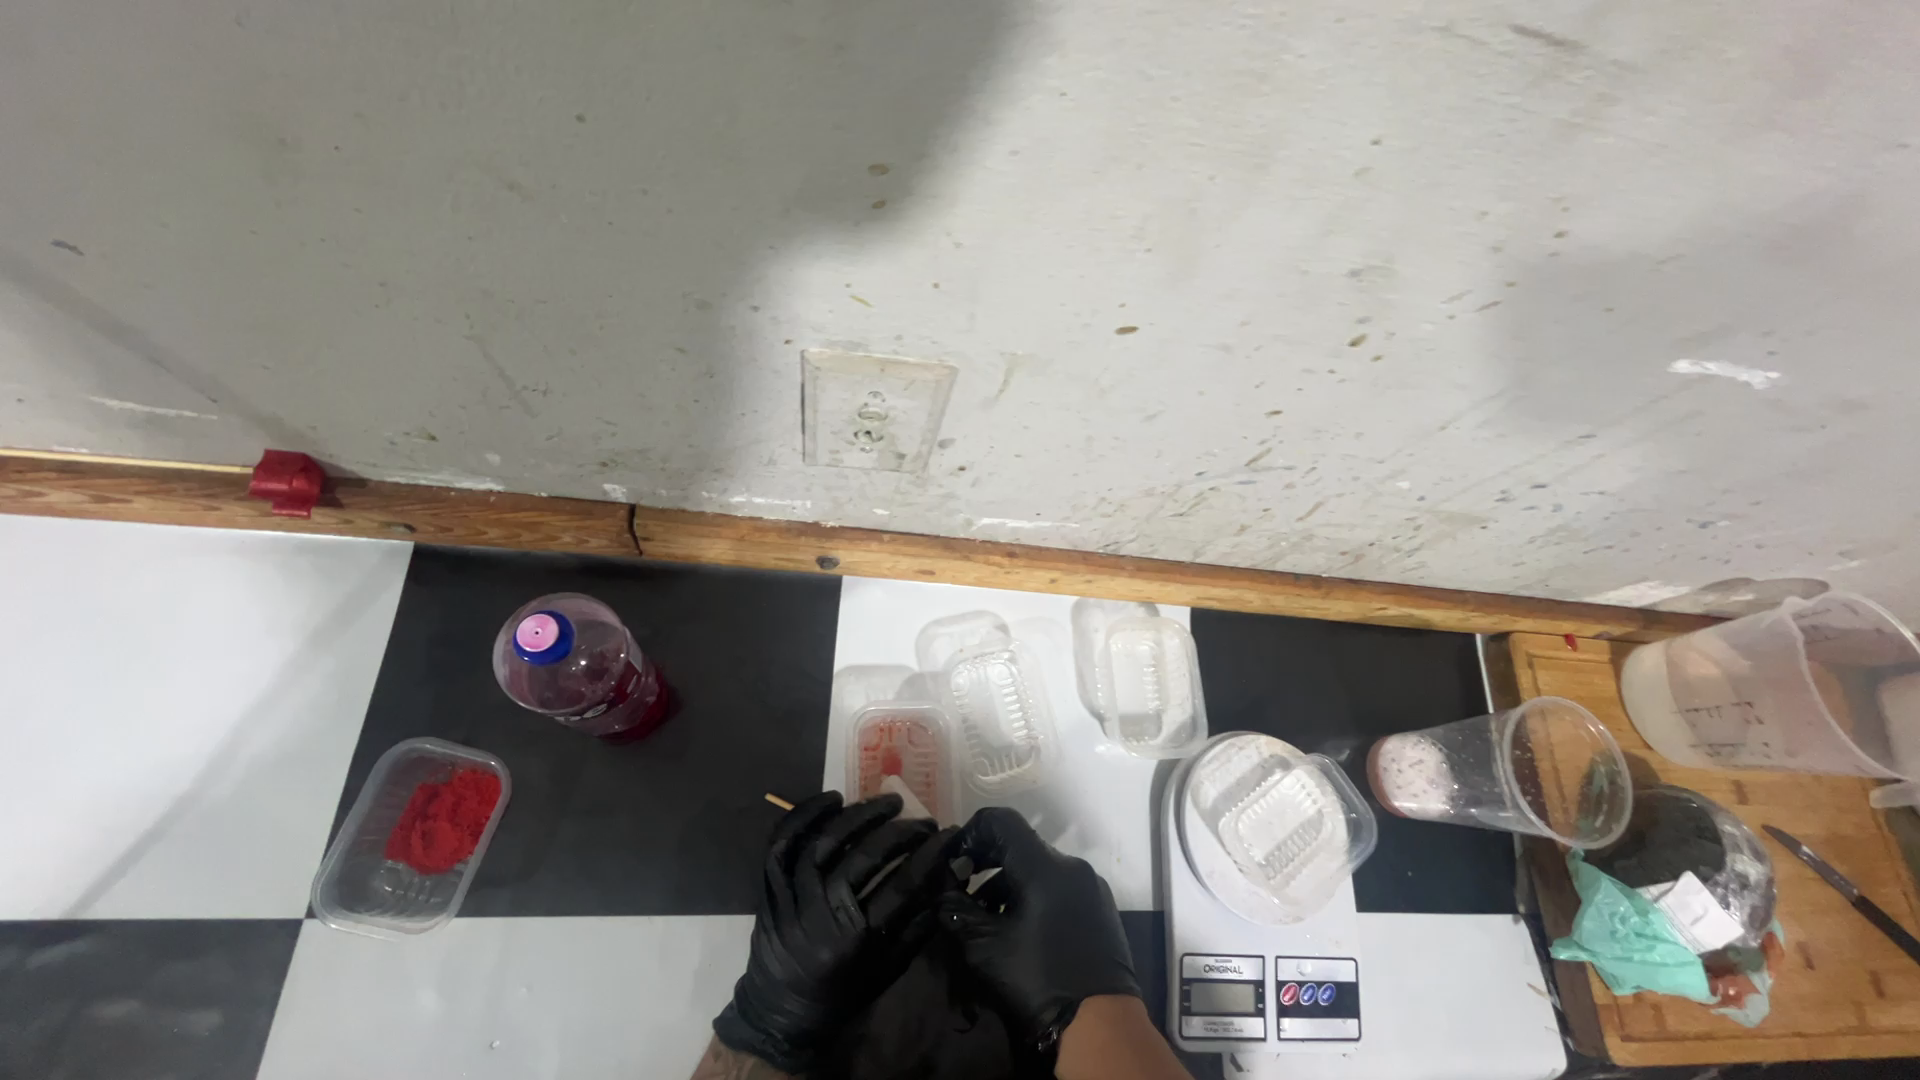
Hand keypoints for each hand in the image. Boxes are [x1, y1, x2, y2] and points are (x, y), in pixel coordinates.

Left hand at [713, 792, 960, 1073]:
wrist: (780, 1015)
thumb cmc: (842, 995)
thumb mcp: (889, 969)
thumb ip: (919, 922)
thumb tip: (949, 875)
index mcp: (856, 941)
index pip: (902, 884)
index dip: (931, 854)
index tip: (949, 833)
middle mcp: (822, 916)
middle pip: (865, 857)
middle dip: (900, 832)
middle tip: (922, 820)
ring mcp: (791, 899)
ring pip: (825, 842)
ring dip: (860, 815)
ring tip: (887, 802)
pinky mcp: (769, 889)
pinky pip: (783, 843)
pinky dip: (805, 815)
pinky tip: (833, 799)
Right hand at [939, 807, 1140, 1060]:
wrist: (1102, 1025)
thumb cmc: (1040, 980)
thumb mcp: (985, 948)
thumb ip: (957, 912)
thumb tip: (943, 896)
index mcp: (1043, 866)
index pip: (1001, 821)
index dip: (971, 833)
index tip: (955, 862)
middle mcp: (1071, 866)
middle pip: (1021, 845)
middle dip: (987, 862)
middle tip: (964, 888)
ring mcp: (1091, 886)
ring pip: (1040, 868)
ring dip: (1010, 884)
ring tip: (989, 918)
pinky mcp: (1101, 908)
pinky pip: (1060, 887)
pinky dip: (1035, 896)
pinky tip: (1021, 929)